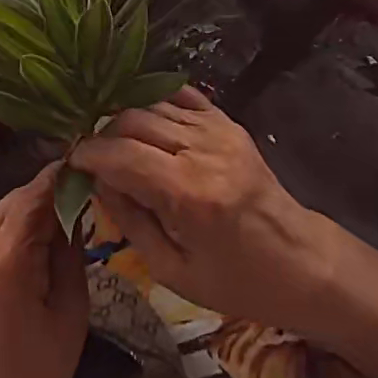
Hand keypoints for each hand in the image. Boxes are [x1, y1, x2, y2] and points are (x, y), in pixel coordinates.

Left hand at [0, 164, 86, 377]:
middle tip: (76, 189)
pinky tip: (28, 243)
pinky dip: (6, 231)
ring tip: (57, 217)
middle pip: (11, 202)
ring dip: (24, 211)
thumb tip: (73, 212)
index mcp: (1, 259)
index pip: (32, 197)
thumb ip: (69, 254)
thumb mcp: (68, 314)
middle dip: (42, 193)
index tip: (80, 161)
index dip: (57, 177)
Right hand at [69, 85, 345, 332]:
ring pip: (151, 104)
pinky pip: (180, 96)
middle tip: (91, 156)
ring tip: (114, 143)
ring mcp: (219, 132)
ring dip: (124, 119)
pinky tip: (144, 122)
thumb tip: (97, 180)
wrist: (305, 265)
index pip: (120, 154)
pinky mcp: (229, 124)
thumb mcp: (172, 270)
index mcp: (190, 193)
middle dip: (102, 135)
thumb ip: (128, 219)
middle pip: (130, 120)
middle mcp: (203, 151)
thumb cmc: (238, 281)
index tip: (72, 163)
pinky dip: (154, 102)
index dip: (87, 154)